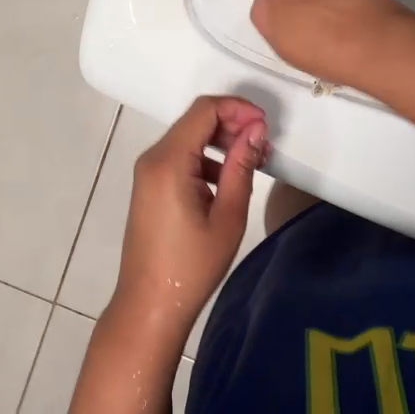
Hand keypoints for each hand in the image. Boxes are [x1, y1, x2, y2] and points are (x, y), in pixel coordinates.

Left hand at [113, 96, 269, 337]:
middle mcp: (153, 157)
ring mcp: (148, 171)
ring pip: (190, 136)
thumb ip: (242, 166)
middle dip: (232, 123)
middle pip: (196, 119)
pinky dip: (207, 156)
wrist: (149, 306)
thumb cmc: (191, 265)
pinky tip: (229, 178)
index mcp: (169, 161)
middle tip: (264, 143)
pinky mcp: (150, 184)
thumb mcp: (227, 216)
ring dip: (222, 139)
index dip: (238, 108)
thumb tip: (256, 129)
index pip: (205, 110)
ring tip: (254, 160)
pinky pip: (181, 155)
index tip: (265, 125)